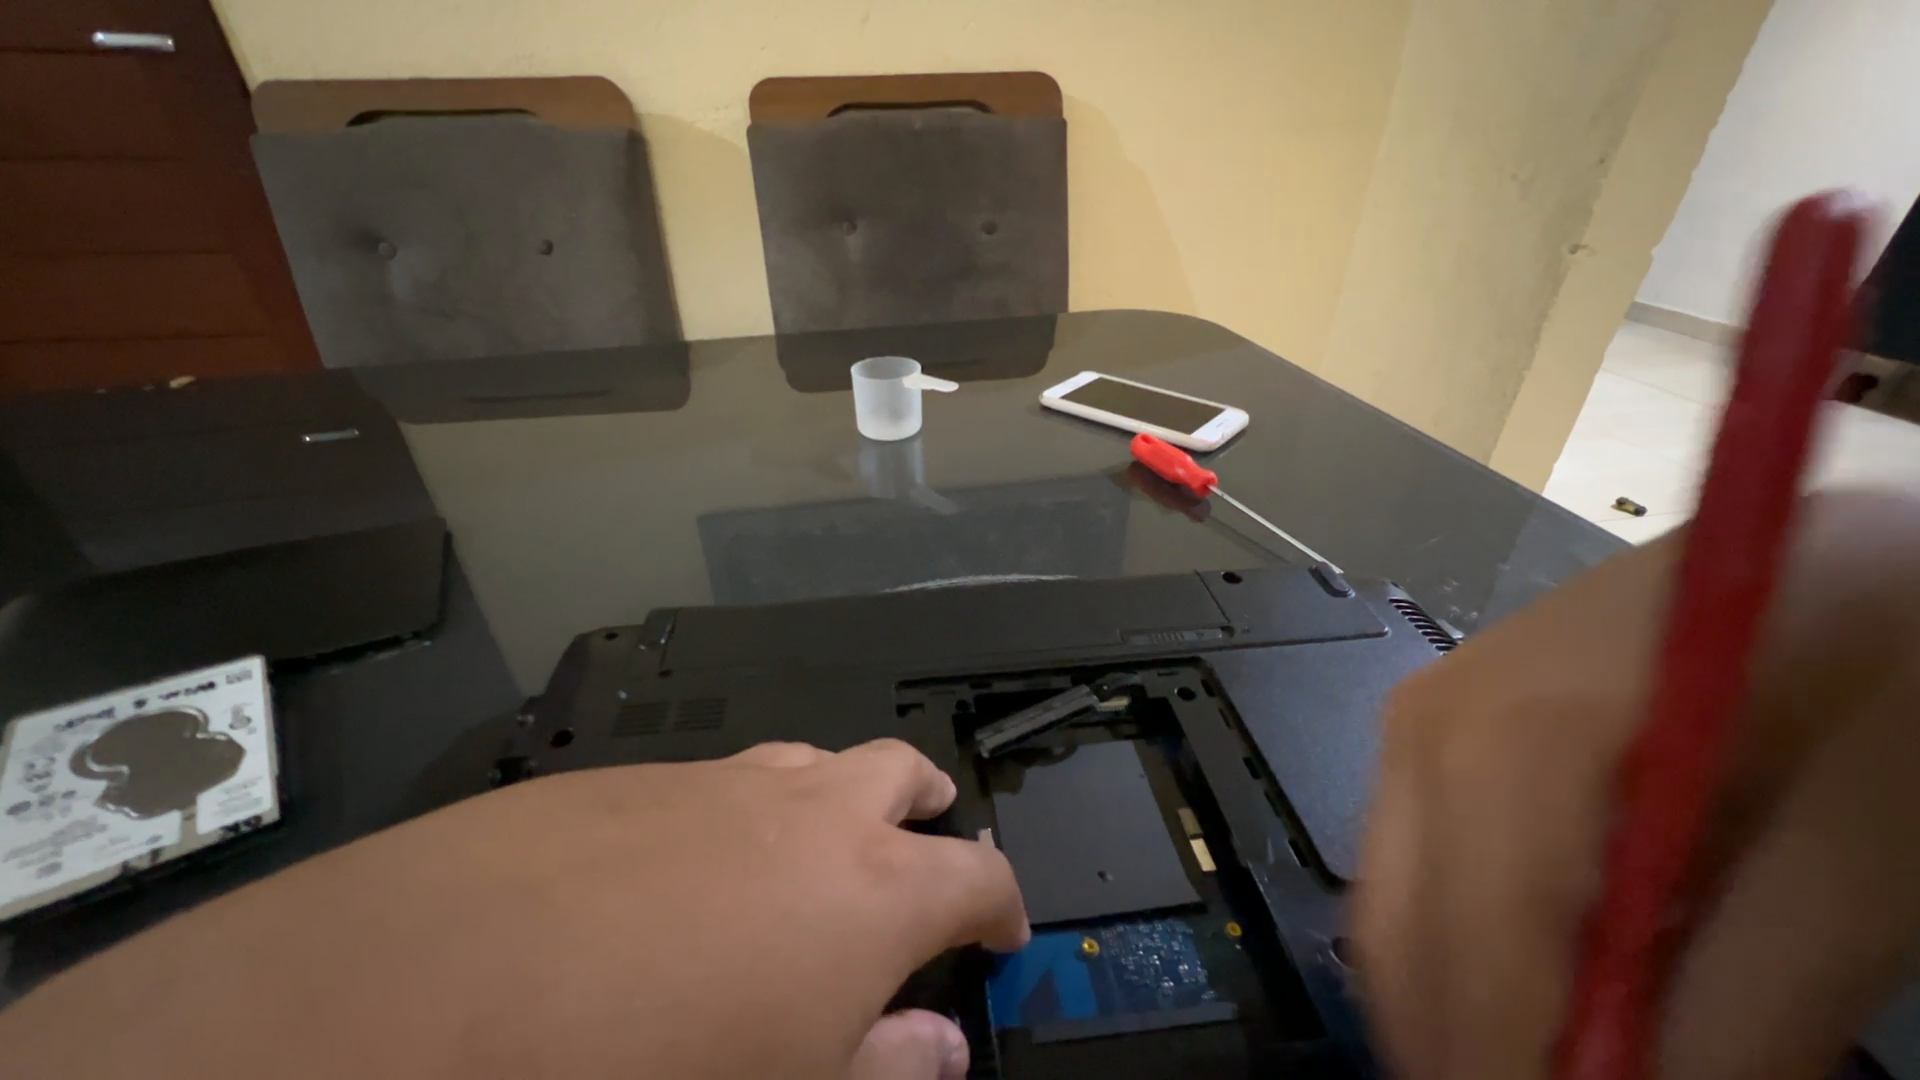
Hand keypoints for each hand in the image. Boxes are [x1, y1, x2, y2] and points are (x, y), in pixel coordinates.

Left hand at [0, 738, 1028, 1078]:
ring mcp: (725, 779)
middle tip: (927, 842)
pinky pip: (724, 777)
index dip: (1002, 903)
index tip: (1001, 930)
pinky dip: (747, 808)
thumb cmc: (652, 1067)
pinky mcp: (642, 775)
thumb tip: (940, 1051)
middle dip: (929, 806)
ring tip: (817, 851)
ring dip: (838, 796)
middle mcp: (812, 808)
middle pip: (903, 772)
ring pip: (814, 760)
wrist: (440, 989)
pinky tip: (694, 867)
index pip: (978, 875)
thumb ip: (885, 1068)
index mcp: (872, 887)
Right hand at [1356, 491, 1919, 1079]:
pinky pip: (1408, 872)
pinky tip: (1535, 990)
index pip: (1479, 956)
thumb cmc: (1860, 662)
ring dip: (1461, 1012)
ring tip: (1556, 1064)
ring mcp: (1411, 727)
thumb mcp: (1862, 844)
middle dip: (1467, 1054)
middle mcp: (1420, 729)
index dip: (1517, 1073)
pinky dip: (1458, 953)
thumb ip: (1756, 994)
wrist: (1806, 553)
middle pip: (1400, 937)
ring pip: (1388, 911)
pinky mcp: (1427, 736)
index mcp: (1501, 739)